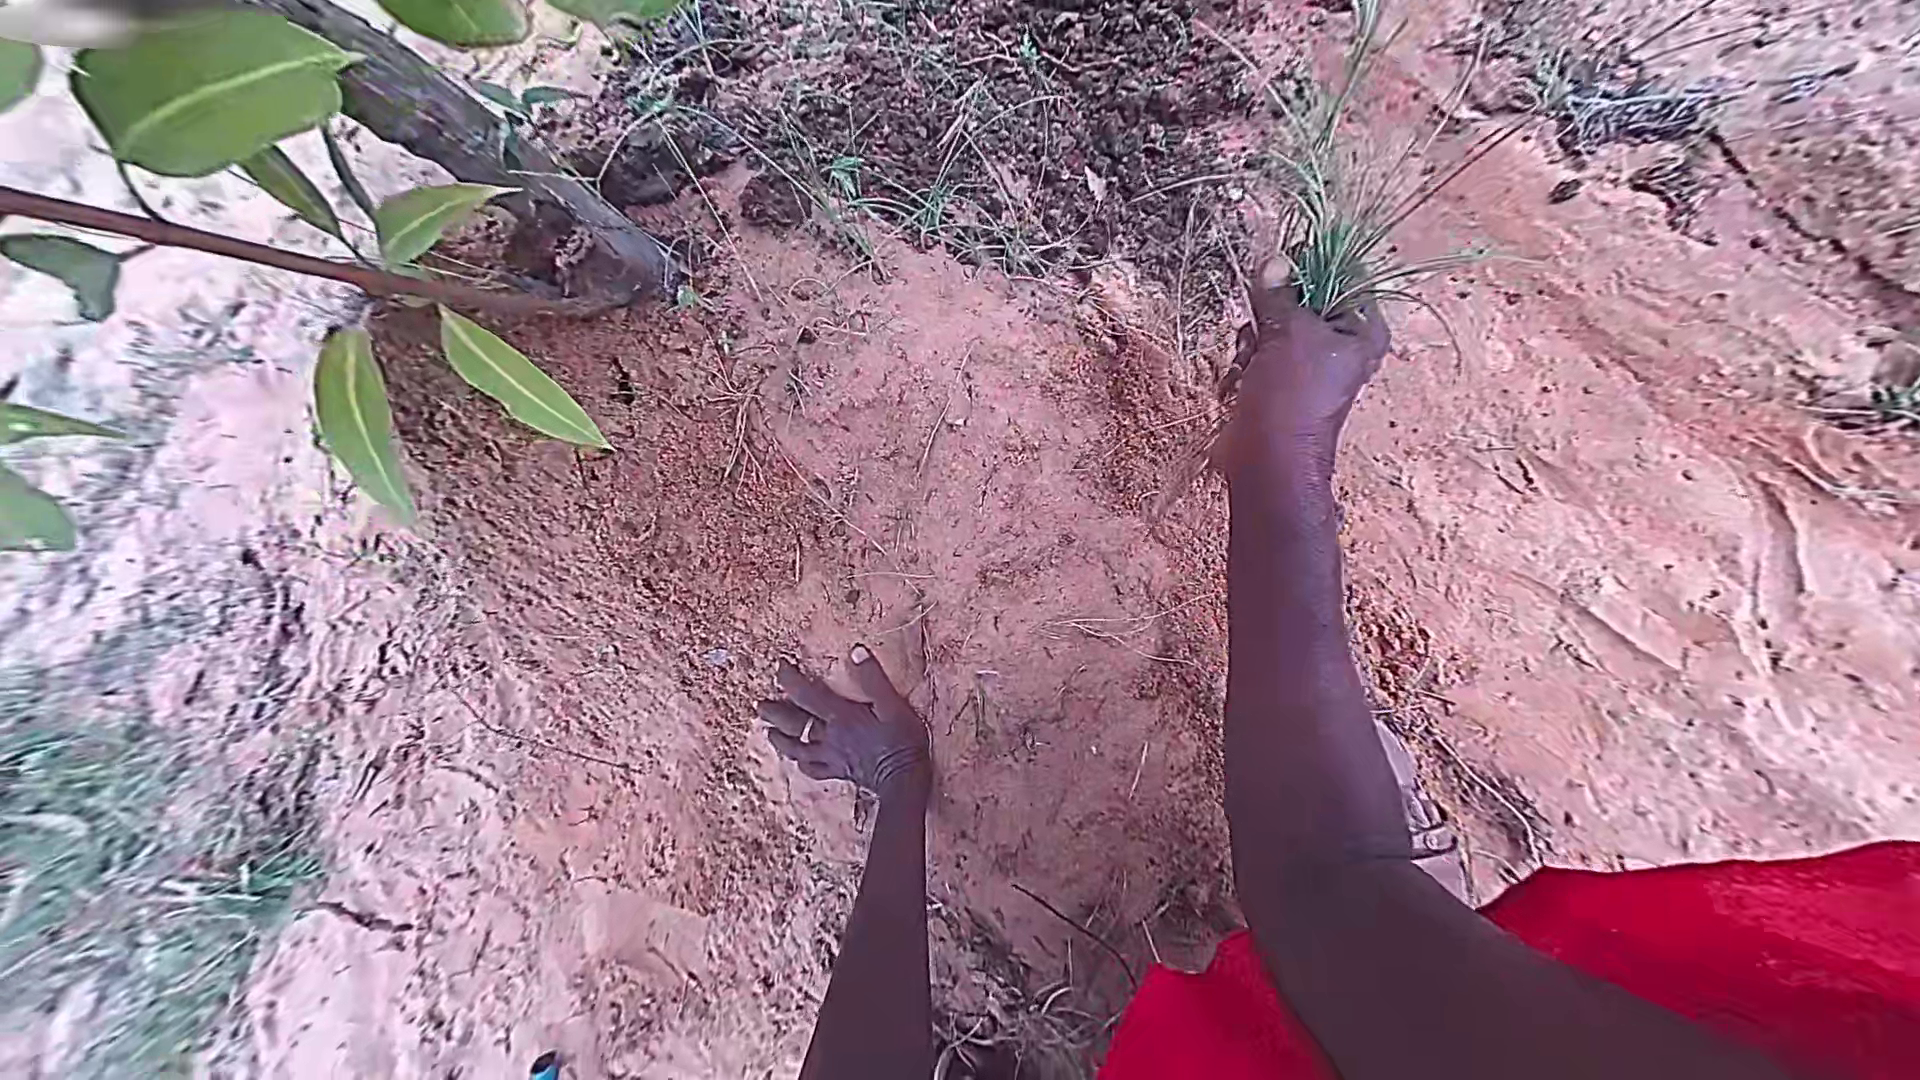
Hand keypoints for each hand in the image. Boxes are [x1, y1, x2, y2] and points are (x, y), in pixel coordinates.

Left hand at [759, 646, 931, 802]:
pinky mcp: (839, 772)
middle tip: (760, 705)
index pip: (807, 695)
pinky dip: (802, 764)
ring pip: (798, 748)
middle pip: (795, 724)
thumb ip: (873, 678)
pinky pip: (814, 769)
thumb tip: (855, 651)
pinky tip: (799, 763)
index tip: (779, 666)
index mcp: (840, 716)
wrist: (904, 780)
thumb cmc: (900, 740)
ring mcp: (832, 757)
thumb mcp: (892, 703)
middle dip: (775, 713)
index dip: (790, 680)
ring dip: (781, 740)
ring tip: (769, 733)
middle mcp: (830, 736)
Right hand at [1216, 260, 1390, 473]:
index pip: (1342, 278)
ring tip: (1247, 361)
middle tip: (1260, 328)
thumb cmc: (1290, 397)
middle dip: (1271, 313)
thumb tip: (1273, 261)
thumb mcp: (1288, 334)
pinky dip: (1244, 364)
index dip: (1310, 268)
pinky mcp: (1275, 385)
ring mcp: (1304, 368)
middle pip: (1301, 303)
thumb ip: (1280, 295)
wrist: (1265, 458)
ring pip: (1272, 329)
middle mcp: (1337, 347)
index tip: (1280, 265)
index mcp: (1361, 330)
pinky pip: (1257, 356)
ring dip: (1252, 341)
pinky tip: (1240, 379)